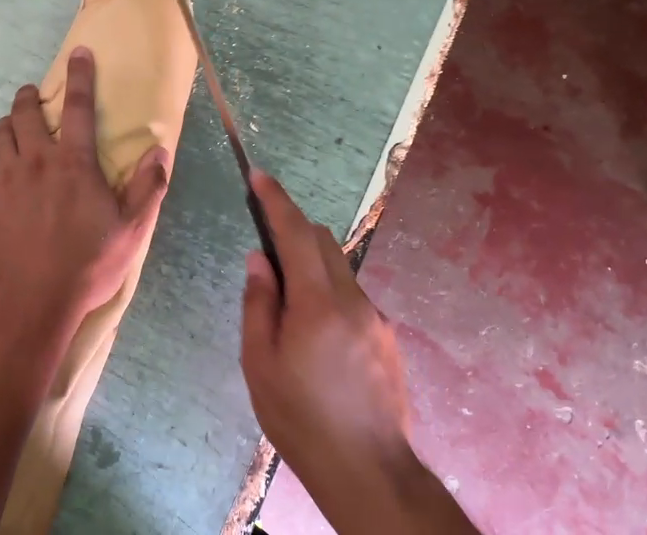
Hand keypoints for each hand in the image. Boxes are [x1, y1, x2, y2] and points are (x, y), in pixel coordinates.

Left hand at [0, 47, 168, 329]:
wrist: (32, 302)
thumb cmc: (88, 266)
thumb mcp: (131, 231)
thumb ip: (147, 188)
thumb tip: (160, 150)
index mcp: (74, 163)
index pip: (80, 107)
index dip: (80, 76)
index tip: (78, 53)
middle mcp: (37, 161)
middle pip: (25, 113)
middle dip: (28, 96)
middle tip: (32, 95)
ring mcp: (7, 181)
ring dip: (6, 125)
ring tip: (13, 128)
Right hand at [240, 170, 412, 485]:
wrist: (368, 471)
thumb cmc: (300, 417)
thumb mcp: (260, 363)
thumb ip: (259, 303)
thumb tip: (260, 260)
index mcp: (317, 304)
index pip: (296, 234)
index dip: (276, 201)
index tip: (259, 176)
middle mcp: (353, 301)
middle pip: (324, 243)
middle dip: (294, 231)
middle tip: (267, 253)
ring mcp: (376, 319)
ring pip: (340, 271)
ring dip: (312, 267)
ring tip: (289, 310)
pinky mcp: (387, 339)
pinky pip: (352, 299)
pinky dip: (329, 296)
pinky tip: (317, 339)